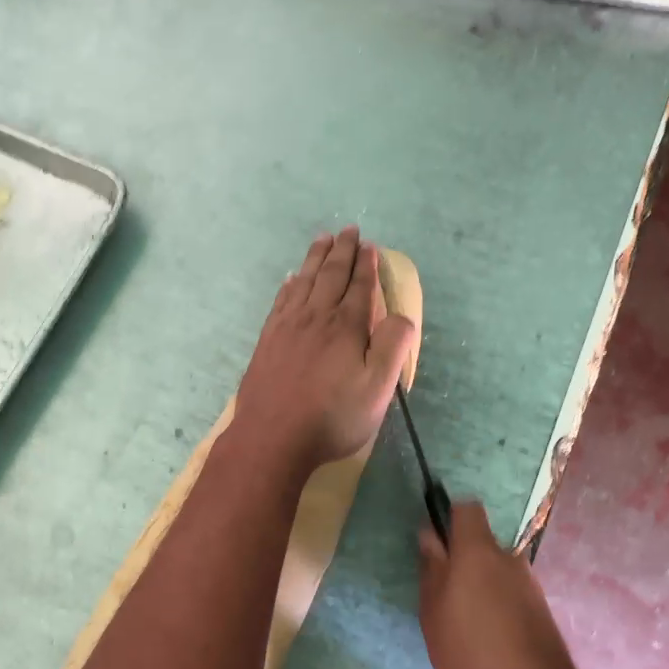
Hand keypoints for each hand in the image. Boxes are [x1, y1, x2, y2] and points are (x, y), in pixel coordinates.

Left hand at [233, 228, 416, 473]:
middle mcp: (315, 317)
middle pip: (330, 275)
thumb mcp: (378, 388)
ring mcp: (286, 327)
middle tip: (349, 230)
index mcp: (346, 326)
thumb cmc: (332, 417)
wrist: (271, 438)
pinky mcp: (267, 341)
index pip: (359, 286)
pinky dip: (290, 284)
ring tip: (323, 239)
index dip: (366, 265)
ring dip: (315, 258)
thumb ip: (393, 347)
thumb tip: (401, 315)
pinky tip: (291, 279)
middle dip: (342, 251)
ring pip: (303, 281)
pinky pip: (281, 300)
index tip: (370, 246)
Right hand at [418, 503, 582, 668]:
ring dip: (480, 587)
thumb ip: (431, 569)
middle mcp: (507, 557)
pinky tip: (489, 640)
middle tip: (443, 598)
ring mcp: (528, 582)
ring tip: (465, 626)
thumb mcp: (433, 611)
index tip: (435, 543)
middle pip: (480, 544)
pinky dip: (497, 607)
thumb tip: (429, 535)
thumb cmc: (470, 649)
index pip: (467, 509)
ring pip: (495, 571)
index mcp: (477, 551)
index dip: (449, 517)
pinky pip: (509, 594)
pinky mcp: (540, 607)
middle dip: (461, 562)